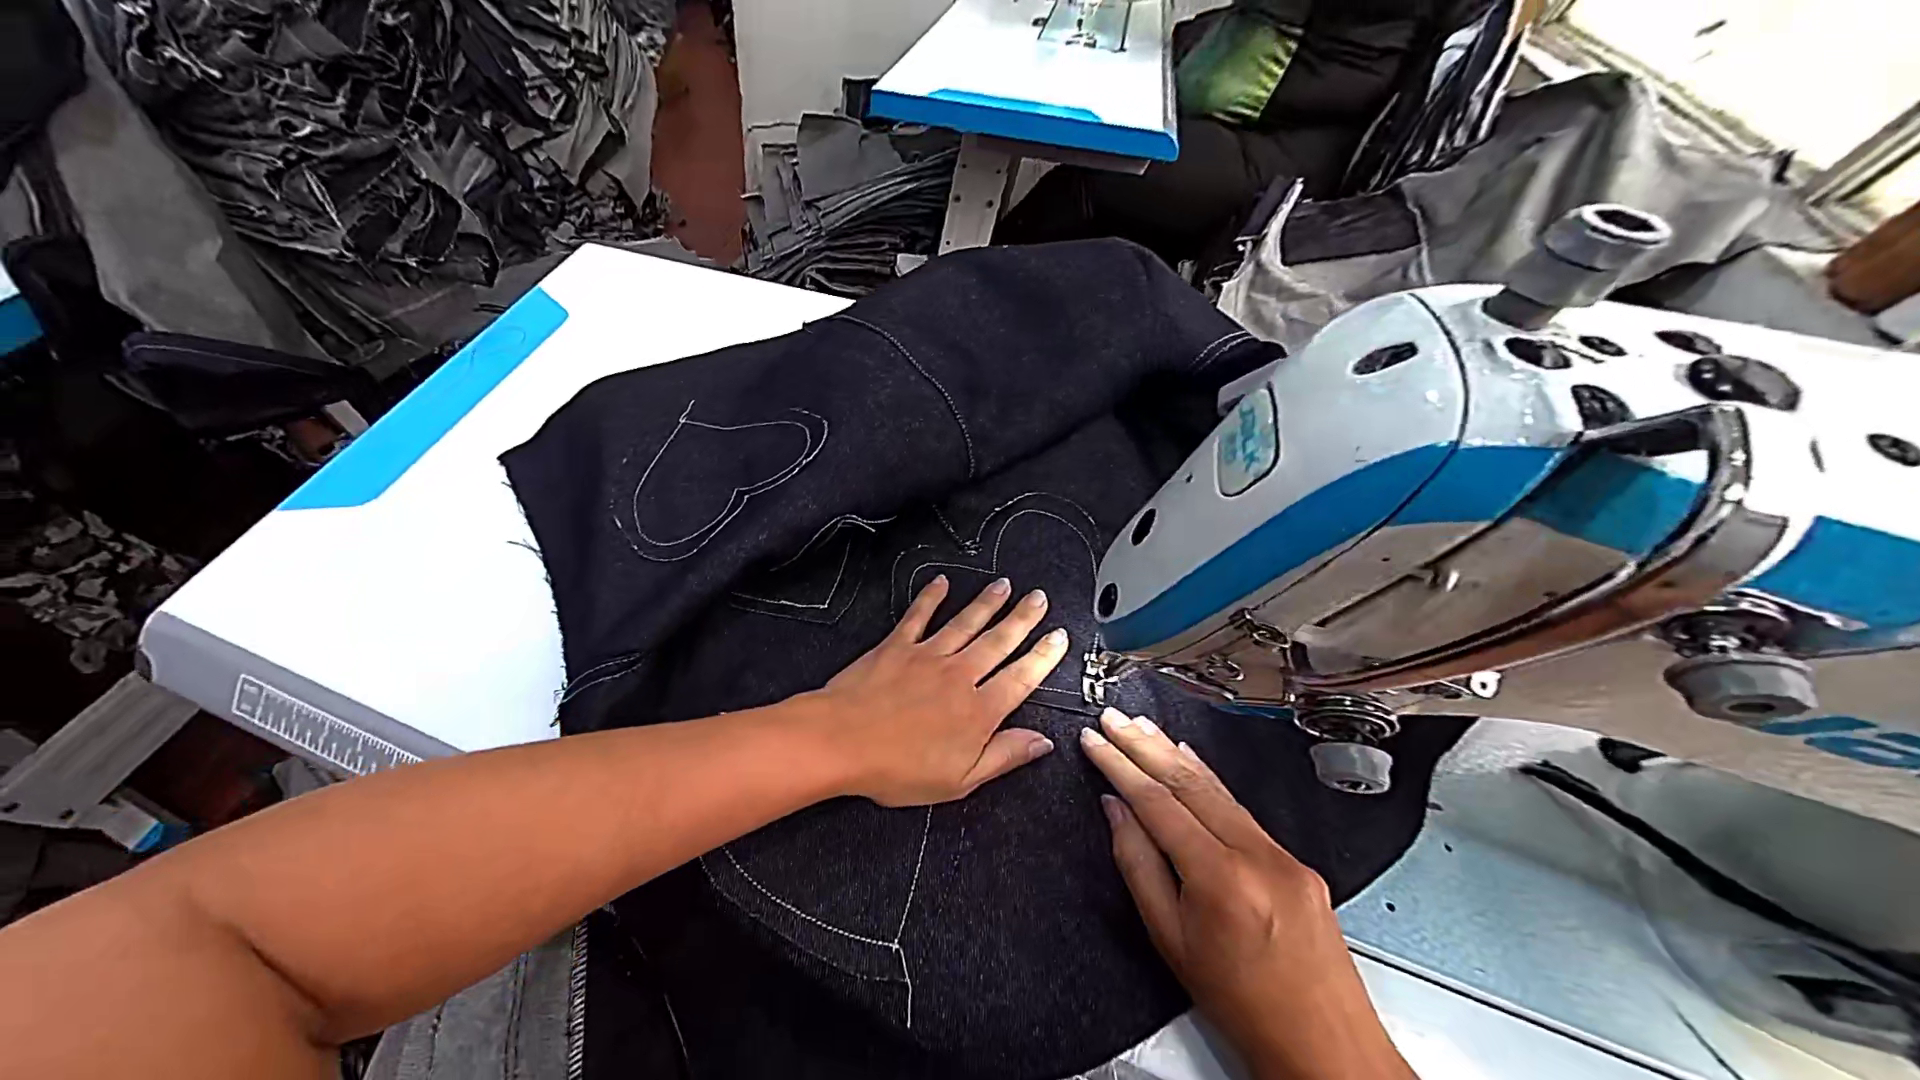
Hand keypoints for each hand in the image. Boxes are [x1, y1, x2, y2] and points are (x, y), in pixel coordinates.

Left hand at [809, 575, 1067, 806]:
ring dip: (988, 603)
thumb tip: (1040, 743)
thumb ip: (1003, 756)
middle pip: (999, 640)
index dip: (1044, 656)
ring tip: (1005, 586)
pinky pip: (919, 616)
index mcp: (977, 711)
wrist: (840, 742)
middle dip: (1023, 618)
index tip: (1058, 638)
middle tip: (1039, 599)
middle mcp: (958, 676)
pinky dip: (932, 597)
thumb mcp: (958, 780)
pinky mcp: (897, 646)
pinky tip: (943, 583)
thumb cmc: (895, 767)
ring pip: (966, 623)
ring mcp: (928, 656)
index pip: (1022, 677)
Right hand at [1081, 709, 1414, 1079]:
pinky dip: (1208, 779)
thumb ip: (1137, 864)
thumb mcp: (1169, 939)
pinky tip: (1189, 759)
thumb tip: (1116, 809)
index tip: (1095, 742)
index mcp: (1220, 878)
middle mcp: (1258, 856)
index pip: (1157, 802)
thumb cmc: (1242, 1006)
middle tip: (1113, 719)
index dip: (1119, 765)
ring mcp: (1283, 854)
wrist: (1324, 1049)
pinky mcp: (1297, 860)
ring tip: (1142, 728)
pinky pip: (1242, 808)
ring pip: (1217, 788)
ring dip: (1173, 753)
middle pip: (1188, 782)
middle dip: (1143, 745)